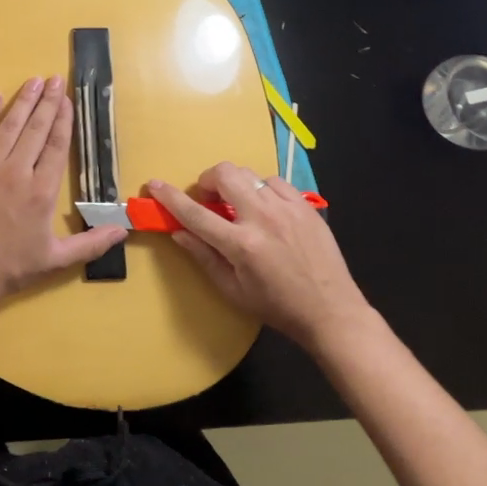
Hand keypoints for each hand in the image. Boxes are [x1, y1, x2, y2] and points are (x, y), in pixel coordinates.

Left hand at [0, 76, 127, 301]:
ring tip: (34, 81)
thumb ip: (91, 243)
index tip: (68, 100)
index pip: (56, 146)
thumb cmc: (12, 267)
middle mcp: (17, 172)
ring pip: (9, 127)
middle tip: (55, 79)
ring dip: (23, 101)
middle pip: (35, 129)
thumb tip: (123, 230)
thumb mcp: (57, 259)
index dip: (63, 120)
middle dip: (48, 102)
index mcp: (42, 192)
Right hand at [149, 163, 369, 346]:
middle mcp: (262, 218)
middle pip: (225, 174)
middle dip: (209, 180)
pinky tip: (267, 209)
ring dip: (236, 186)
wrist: (331, 311)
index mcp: (241, 245)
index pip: (196, 213)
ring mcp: (287, 208)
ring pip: (249, 174)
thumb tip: (178, 232)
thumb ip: (204, 257)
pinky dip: (263, 190)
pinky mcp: (305, 205)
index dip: (170, 197)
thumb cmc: (277, 307)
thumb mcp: (234, 291)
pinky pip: (274, 181)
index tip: (155, 185)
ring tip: (241, 207)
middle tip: (211, 200)